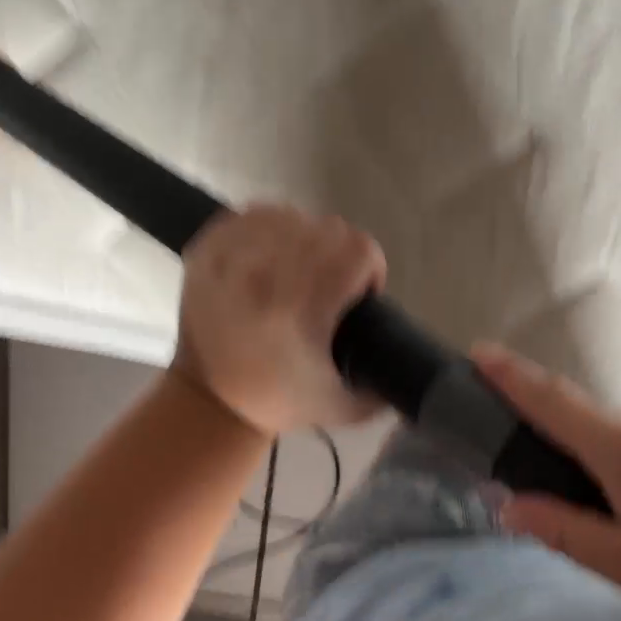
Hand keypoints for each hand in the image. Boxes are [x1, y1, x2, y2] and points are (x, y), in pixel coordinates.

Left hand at [172, 205, 387, 434]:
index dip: (369, 271)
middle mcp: (266, 273)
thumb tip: (412, 367)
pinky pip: (257, 213)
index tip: (358, 298)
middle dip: (339, 258)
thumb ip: (383, 387)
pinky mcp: (209, 246)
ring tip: (298, 275)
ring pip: (295, 216)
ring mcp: (233, 255)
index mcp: (302, 308)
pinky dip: (272, 231)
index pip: (358, 249)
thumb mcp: (342, 407)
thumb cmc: (278, 401)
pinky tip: (271, 260)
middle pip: (330, 229)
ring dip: (306, 242)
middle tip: (329, 290)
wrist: (208, 400)